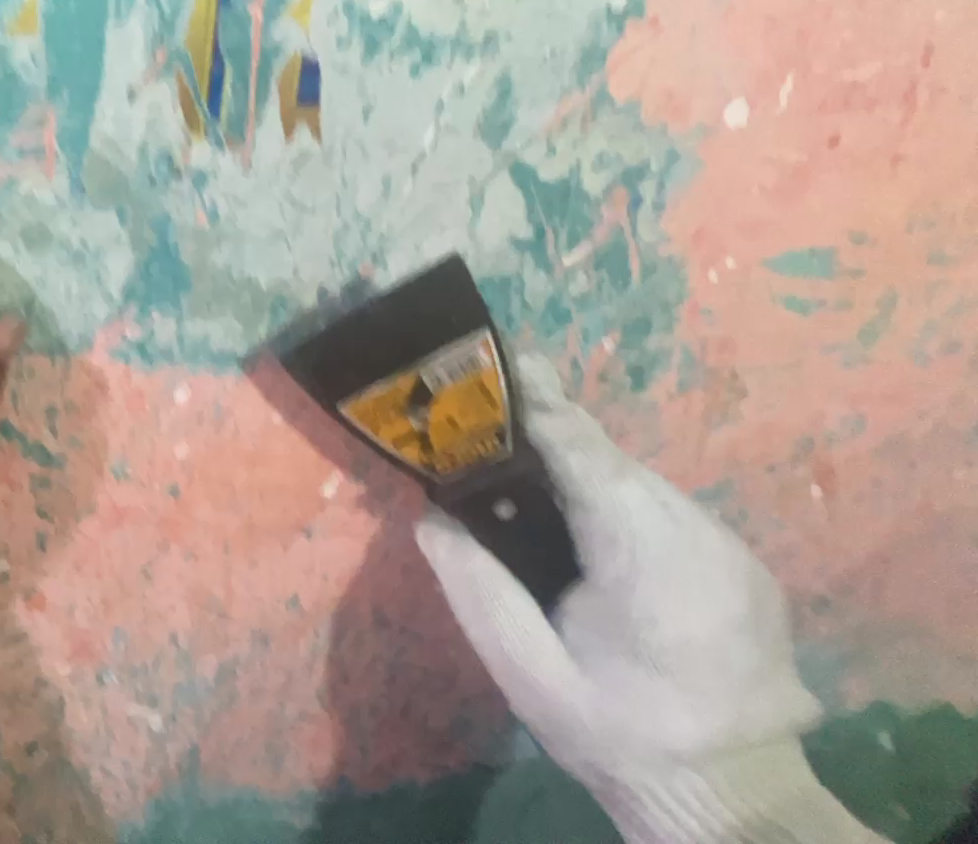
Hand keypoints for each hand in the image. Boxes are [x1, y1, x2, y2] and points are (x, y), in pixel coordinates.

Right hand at [416, 356, 884, 843]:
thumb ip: (475, 586)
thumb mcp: (526, 670)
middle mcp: (699, 532)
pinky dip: (601, 492)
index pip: (582, 452)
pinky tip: (566, 516)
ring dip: (568, 463)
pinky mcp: (733, 557)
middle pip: (605, 456)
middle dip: (540, 429)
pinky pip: (652, 502)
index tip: (483, 363)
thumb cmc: (616, 731)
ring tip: (505, 463)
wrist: (733, 800)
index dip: (530, 403)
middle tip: (473, 411)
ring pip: (630, 476)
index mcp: (649, 556)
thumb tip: (430, 514)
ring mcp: (726, 543)